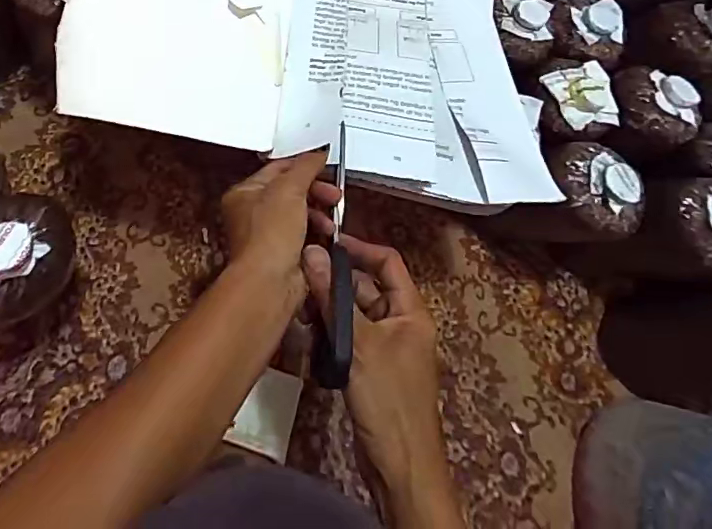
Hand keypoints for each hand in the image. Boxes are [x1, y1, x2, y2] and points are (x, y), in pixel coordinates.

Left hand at [220, 150, 340, 289]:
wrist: (271, 281)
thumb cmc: (268, 236)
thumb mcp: (290, 188)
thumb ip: (306, 166)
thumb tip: (318, 153)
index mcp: (245, 192)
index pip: (277, 168)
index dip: (302, 165)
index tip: (322, 164)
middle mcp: (252, 213)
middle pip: (290, 191)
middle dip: (315, 191)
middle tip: (332, 192)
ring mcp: (267, 235)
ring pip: (299, 214)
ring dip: (318, 213)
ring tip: (331, 216)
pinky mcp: (282, 254)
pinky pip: (304, 235)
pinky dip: (317, 232)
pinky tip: (326, 233)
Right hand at [304, 234, 462, 528]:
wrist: (401, 468)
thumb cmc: (389, 400)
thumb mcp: (360, 345)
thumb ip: (333, 299)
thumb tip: (312, 254)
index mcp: (411, 310)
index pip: (388, 262)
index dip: (359, 249)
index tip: (327, 243)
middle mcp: (400, 323)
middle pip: (366, 288)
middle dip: (335, 283)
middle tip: (301, 278)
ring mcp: (385, 347)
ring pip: (354, 314)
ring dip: (329, 309)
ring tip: (300, 308)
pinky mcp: (370, 369)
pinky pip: (349, 338)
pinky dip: (330, 334)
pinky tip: (308, 335)